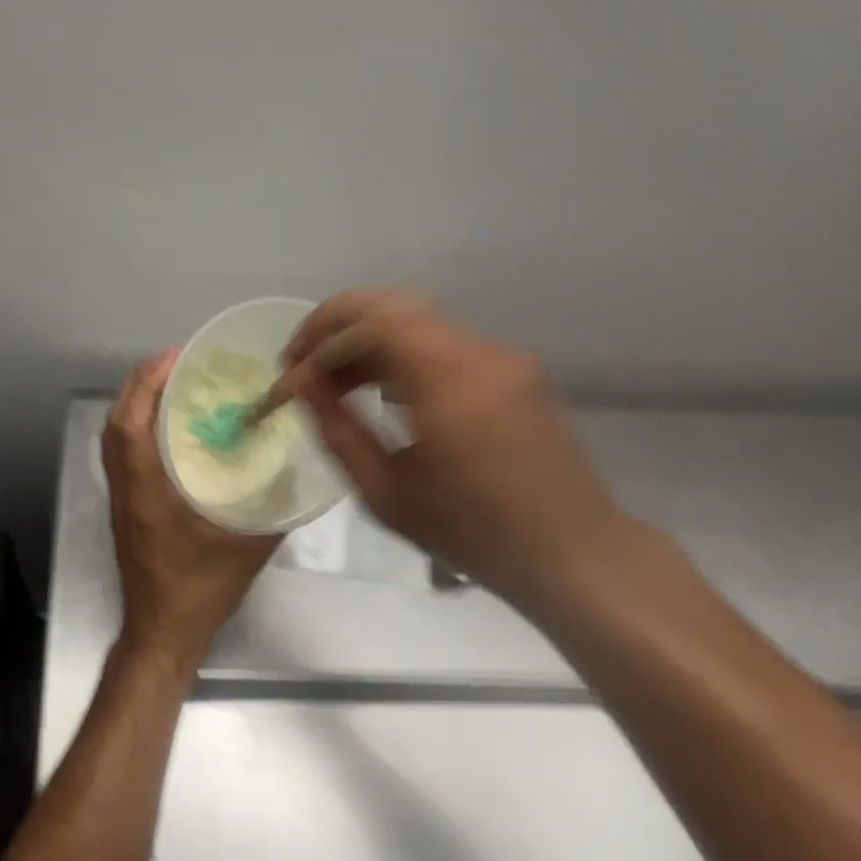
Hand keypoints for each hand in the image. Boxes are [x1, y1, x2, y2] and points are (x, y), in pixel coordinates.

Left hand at [104, 350, 282, 661]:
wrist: (163, 632)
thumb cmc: (200, 590)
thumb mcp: (248, 548)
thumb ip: (274, 508)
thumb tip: (300, 470)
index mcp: (146, 490)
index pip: (132, 423)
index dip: (147, 383)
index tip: (175, 356)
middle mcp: (125, 489)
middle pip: (116, 424)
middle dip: (140, 387)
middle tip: (176, 366)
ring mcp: (121, 502)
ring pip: (115, 441)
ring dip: (136, 408)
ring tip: (171, 390)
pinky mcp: (125, 514)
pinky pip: (121, 458)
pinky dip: (137, 432)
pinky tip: (169, 434)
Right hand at [285, 287, 627, 601]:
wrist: (570, 549)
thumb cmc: (471, 533)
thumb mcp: (386, 494)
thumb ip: (339, 432)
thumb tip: (302, 386)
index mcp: (447, 381)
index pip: (372, 316)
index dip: (319, 331)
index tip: (290, 372)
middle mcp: (479, 353)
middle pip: (394, 310)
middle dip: (338, 332)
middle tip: (304, 373)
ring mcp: (503, 358)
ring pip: (420, 325)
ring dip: (370, 346)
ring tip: (336, 389)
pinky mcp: (516, 372)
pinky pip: (445, 345)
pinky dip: (403, 358)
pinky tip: (383, 396)